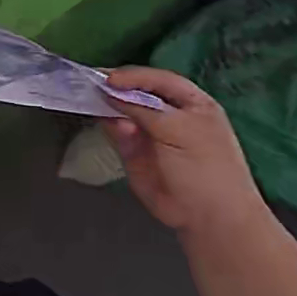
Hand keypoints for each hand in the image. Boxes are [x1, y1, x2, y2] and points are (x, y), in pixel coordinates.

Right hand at [100, 67, 265, 236]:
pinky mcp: (134, 151)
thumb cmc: (205, 169)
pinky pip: (117, 132)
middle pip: (137, 91)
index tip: (110, 79)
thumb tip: (111, 93)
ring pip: (123, 110)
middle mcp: (167, 112)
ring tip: (88, 95)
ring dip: (108, 103)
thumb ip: (144, 110)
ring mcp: (149, 131)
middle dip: (116, 86)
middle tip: (91, 81)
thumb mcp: (179, 130)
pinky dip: (107, 123)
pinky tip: (98, 116)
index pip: (158, 79)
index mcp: (189, 101)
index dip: (135, 76)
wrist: (208, 218)